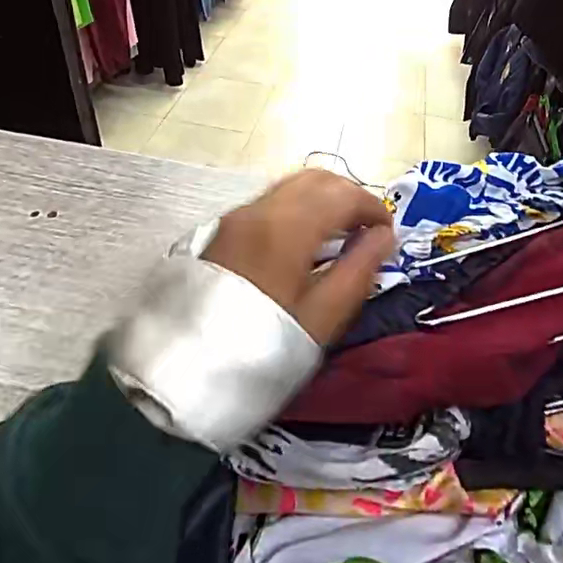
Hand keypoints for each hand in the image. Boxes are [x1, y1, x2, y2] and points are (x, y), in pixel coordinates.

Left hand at [202, 170, 396, 343]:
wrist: (174, 382)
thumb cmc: (261, 350)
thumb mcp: (323, 316)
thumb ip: (360, 268)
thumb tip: (384, 236)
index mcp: (289, 226)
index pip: (345, 194)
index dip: (374, 208)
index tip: (388, 234)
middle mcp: (260, 210)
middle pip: (318, 179)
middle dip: (350, 197)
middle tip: (367, 229)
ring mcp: (235, 219)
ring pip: (292, 187)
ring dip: (324, 200)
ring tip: (338, 236)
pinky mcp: (220, 233)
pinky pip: (271, 203)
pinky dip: (298, 209)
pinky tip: (304, 243)